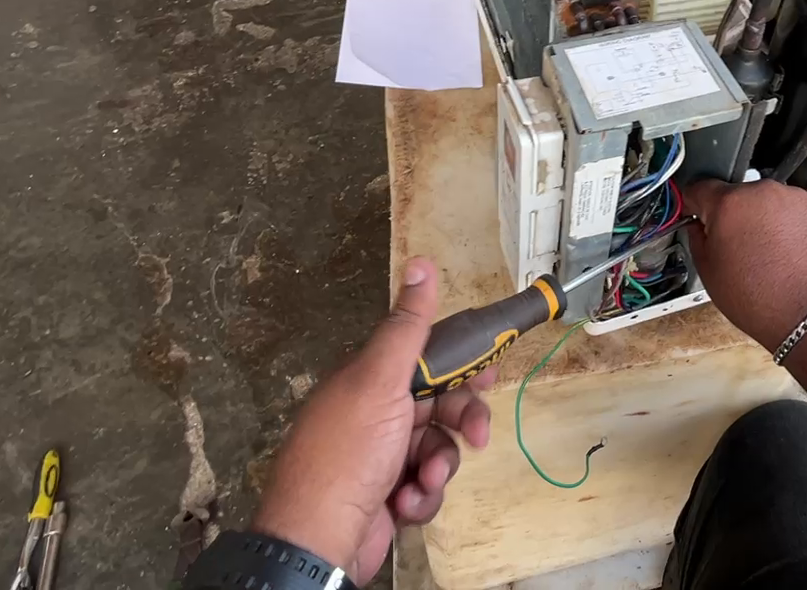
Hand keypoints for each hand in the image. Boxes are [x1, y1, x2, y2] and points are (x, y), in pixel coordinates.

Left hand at [252, 258, 493, 583]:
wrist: (318, 544)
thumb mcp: (380, 379)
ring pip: (439, 444)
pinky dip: (423, 494)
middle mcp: (377, 413)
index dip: (461, 364)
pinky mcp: (389, 494)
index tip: (488, 371)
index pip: (428, 358)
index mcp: (371, 379)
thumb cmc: (349, 453)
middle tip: (477, 435)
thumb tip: (420, 262)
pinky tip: (406, 503)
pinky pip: (427, 483)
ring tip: (424, 480)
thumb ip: (408, 325)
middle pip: (441, 403)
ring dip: (440, 464)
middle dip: (461, 419)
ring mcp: (382, 456)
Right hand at [681, 179, 806, 351]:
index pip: (700, 187)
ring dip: (765, 220)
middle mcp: (762, 192)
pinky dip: (792, 226)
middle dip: (735, 216)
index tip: (696, 213)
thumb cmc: (761, 300)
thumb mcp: (710, 274)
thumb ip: (698, 239)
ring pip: (768, 203)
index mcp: (729, 204)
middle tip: (740, 248)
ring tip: (772, 255)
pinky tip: (793, 254)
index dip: (693, 202)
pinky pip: (796, 211)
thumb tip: (698, 226)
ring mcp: (795, 197)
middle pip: (738, 196)